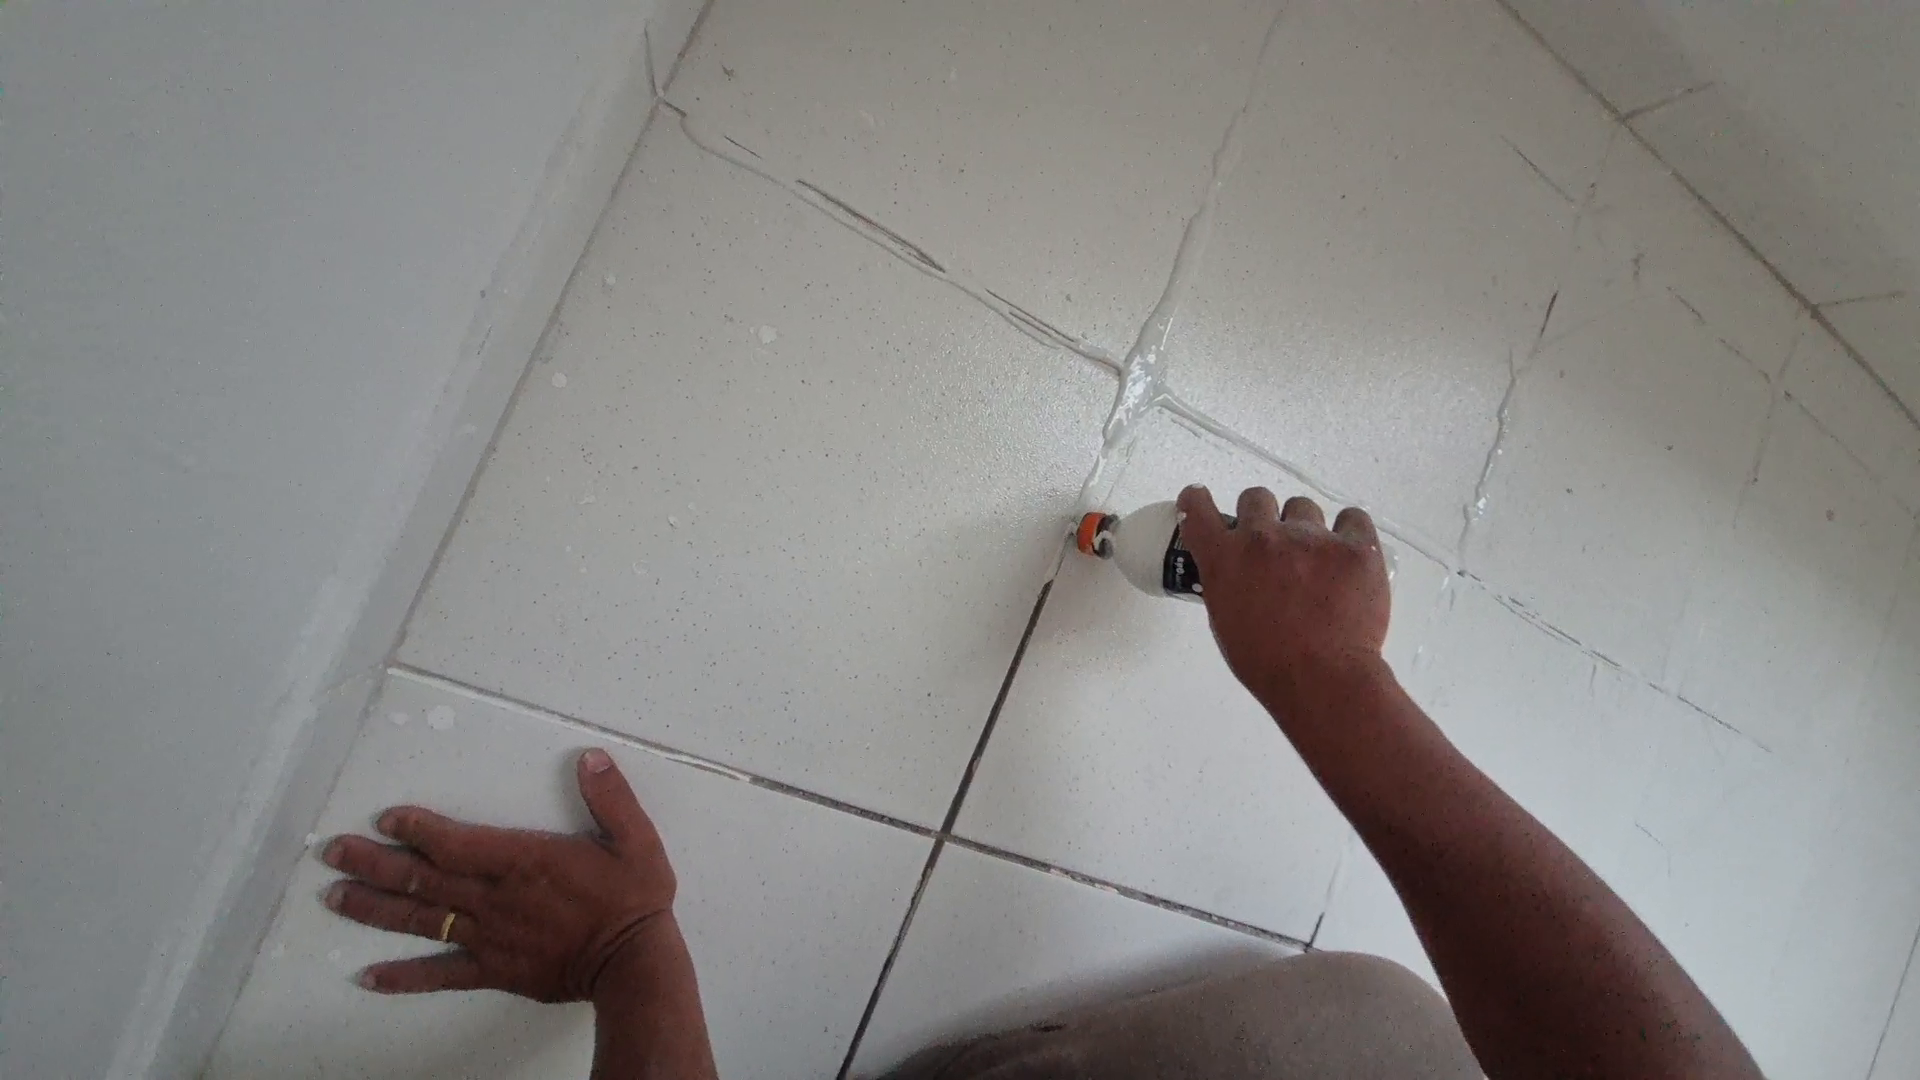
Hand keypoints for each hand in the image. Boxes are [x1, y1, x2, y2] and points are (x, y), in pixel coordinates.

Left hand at [319, 748, 676, 1003]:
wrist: (633, 961)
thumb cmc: (634, 896)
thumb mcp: (637, 837)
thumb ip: (612, 797)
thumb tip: (590, 759)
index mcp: (527, 861)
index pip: (459, 842)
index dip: (420, 829)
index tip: (388, 817)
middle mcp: (497, 898)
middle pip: (426, 879)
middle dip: (376, 863)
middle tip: (334, 852)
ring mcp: (489, 938)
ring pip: (421, 920)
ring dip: (374, 907)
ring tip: (333, 896)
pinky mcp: (493, 969)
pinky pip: (439, 975)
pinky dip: (401, 977)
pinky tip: (368, 977)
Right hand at [1176, 485, 1392, 715]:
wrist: (1321, 678)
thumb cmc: (1262, 659)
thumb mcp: (1223, 618)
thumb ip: (1226, 582)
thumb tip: (1239, 571)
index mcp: (1224, 558)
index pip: (1197, 508)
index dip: (1196, 500)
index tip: (1200, 501)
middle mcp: (1263, 537)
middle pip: (1255, 497)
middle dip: (1258, 516)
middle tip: (1269, 545)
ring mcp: (1312, 538)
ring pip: (1302, 507)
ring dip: (1301, 525)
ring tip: (1312, 557)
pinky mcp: (1356, 548)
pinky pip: (1353, 518)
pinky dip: (1347, 531)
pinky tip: (1346, 553)